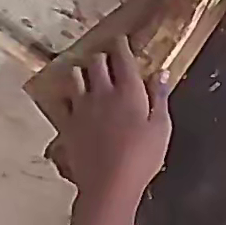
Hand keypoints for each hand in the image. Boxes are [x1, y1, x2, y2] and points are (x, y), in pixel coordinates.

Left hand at [55, 40, 171, 205]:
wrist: (109, 184)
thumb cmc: (142, 157)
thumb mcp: (161, 128)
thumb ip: (159, 98)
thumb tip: (161, 73)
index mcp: (128, 90)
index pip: (122, 57)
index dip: (121, 45)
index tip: (121, 40)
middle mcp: (102, 92)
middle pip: (96, 61)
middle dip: (103, 56)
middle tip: (109, 59)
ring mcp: (81, 107)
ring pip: (76, 76)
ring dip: (84, 72)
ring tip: (90, 75)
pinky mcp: (67, 123)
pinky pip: (63, 101)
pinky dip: (69, 96)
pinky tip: (74, 100)